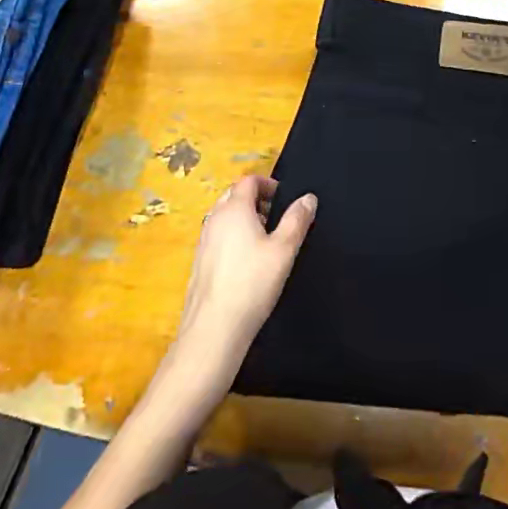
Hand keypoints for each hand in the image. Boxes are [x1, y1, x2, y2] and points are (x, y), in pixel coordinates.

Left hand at [174, 176, 316, 373]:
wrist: (214, 328)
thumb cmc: (253, 283)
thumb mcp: (284, 250)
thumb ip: (297, 220)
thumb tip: (308, 197)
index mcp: (234, 209)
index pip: (249, 180)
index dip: (268, 184)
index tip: (285, 200)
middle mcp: (214, 218)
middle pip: (234, 195)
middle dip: (256, 200)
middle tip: (277, 219)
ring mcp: (203, 240)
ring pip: (224, 217)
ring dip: (244, 219)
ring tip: (265, 242)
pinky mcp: (198, 261)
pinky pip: (217, 237)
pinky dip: (232, 237)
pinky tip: (246, 264)